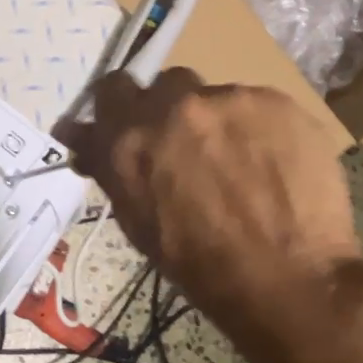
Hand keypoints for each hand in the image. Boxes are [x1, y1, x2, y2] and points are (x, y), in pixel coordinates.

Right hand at [54, 69, 362, 330]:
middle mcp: (171, 107)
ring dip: (216, 121)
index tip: (129, 125)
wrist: (284, 276)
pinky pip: (257, 107)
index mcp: (128, 138)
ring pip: (214, 97)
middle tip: (185, 145)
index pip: (110, 91)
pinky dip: (258, 130)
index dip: (121, 107)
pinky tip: (272, 164)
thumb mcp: (134, 217)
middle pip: (164, 85)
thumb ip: (109, 166)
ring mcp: (226, 100)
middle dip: (170, 110)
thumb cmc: (195, 262)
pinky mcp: (275, 102)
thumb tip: (79, 136)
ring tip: (238, 161)